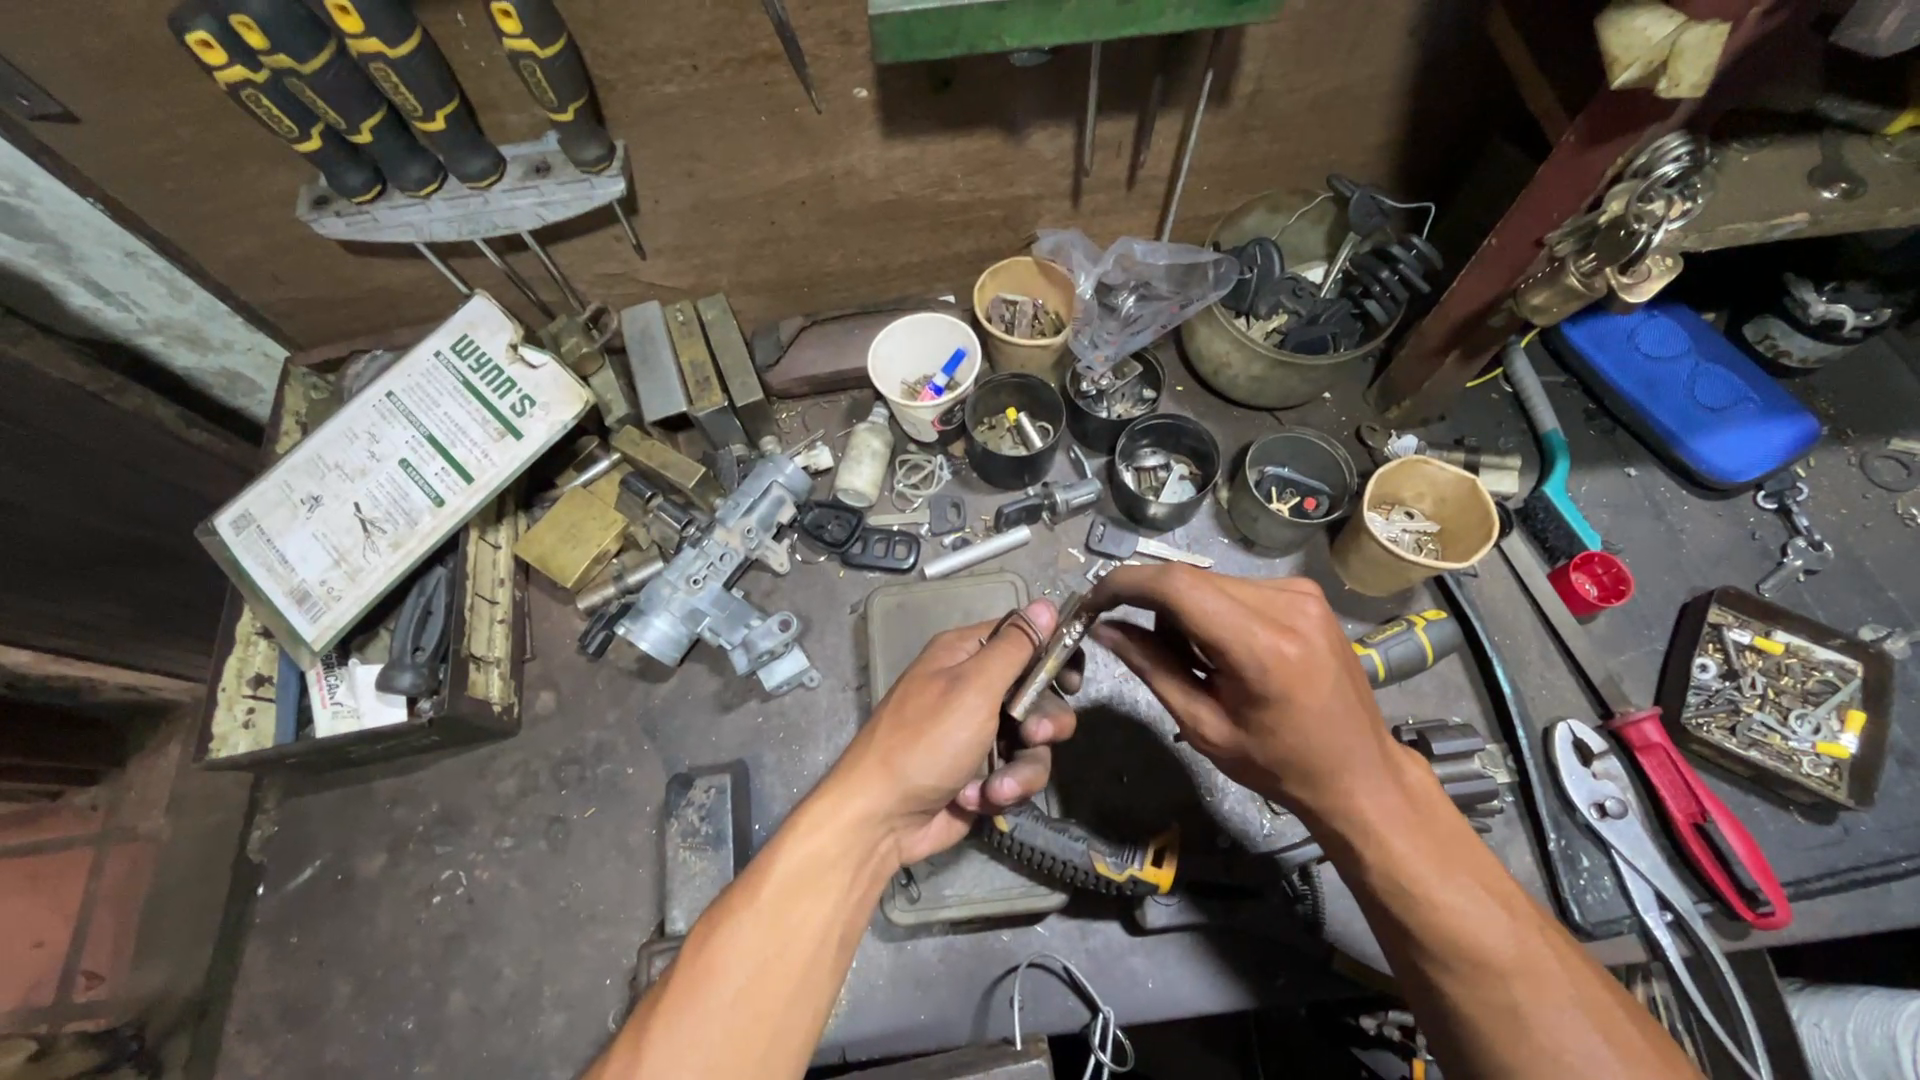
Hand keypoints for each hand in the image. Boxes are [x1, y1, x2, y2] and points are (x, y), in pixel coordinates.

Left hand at [828, 599, 1078, 866]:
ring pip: (1035, 743)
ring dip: (1020, 769)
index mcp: (966, 656)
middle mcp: (975, 689)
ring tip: (995, 787)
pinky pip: (1018, 774)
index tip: (1070, 680)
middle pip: (1040, 695)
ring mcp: (981, 733)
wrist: (882, 818)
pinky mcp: (984, 772)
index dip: (1053, 655)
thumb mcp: (972, 688)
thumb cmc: (924, 742)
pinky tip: (976, 798)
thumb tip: (1045, 604)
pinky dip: (1002, 789)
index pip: (1024, 638)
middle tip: (1032, 736)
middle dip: (1043, 723)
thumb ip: (1015, 647)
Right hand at [1088, 565, 1405, 822]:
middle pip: (1189, 580)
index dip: (1125, 584)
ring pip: (1209, 581)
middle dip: (1153, 607)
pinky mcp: (1306, 592)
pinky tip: (1226, 650)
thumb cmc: (1278, 763)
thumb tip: (1105, 628)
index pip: (1176, 586)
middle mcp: (1286, 604)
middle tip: (1150, 651)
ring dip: (1185, 611)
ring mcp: (1301, 592)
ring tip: (1199, 662)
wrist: (1358, 771)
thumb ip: (1151, 668)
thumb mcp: (1203, 726)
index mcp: (1262, 646)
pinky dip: (1213, 610)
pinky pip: (1235, 587)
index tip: (1094, 602)